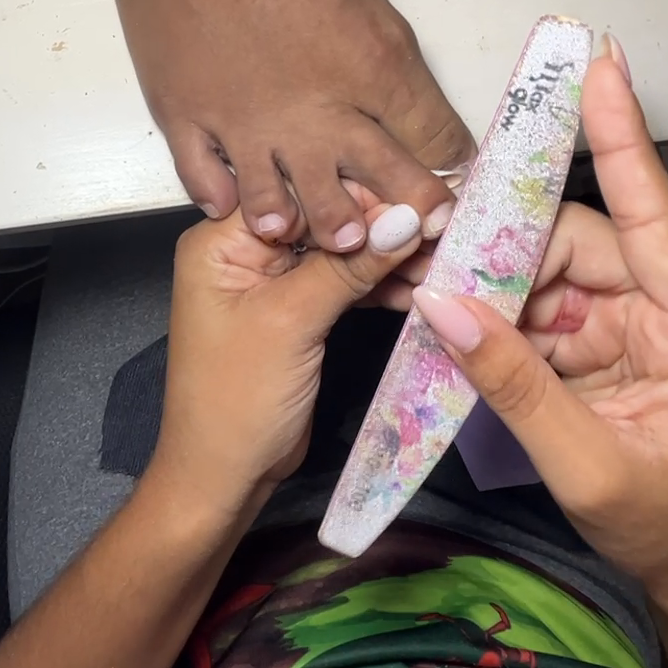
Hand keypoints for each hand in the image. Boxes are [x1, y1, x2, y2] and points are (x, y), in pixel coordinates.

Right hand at [112, 0, 473, 254]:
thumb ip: (381, 52)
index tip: (450, 184)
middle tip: (405, 238)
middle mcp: (314, 118)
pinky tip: (234, 203)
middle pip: (371, 190)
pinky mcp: (183, 116)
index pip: (433, 142)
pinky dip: (225, 199)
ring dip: (312, 226)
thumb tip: (389, 92)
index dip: (447, 171)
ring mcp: (244, 126)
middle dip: (397, 220)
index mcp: (374, 76)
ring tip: (321, 235)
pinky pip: (206, 184)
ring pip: (288, 206)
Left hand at [154, 202, 427, 509]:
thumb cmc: (238, 396)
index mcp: (222, 239)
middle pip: (322, 220)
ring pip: (338, 253)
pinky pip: (341, 285)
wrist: (225, 474)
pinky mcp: (297, 311)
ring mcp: (272, 282)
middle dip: (381, 226)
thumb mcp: (291, 321)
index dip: (359, 194)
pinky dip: (377, 286)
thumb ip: (347, 266)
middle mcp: (245, 251)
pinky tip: (419, 285)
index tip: (422, 200)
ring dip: (387, 258)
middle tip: (443, 228)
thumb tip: (408, 215)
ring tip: (444, 258)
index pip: (297, 192)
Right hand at [411, 40, 667, 588]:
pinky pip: (527, 301)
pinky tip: (438, 306)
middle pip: (574, 241)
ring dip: (480, 276)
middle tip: (426, 238)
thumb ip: (513, 383)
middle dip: (499, 241)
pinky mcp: (588, 332)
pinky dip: (483, 305)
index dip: (626, 139)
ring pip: (539, 267)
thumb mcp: (586, 464)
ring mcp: (623, 315)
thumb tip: (440, 303)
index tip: (604, 66)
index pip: (658, 218)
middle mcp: (662, 304)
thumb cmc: (661, 522)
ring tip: (417, 276)